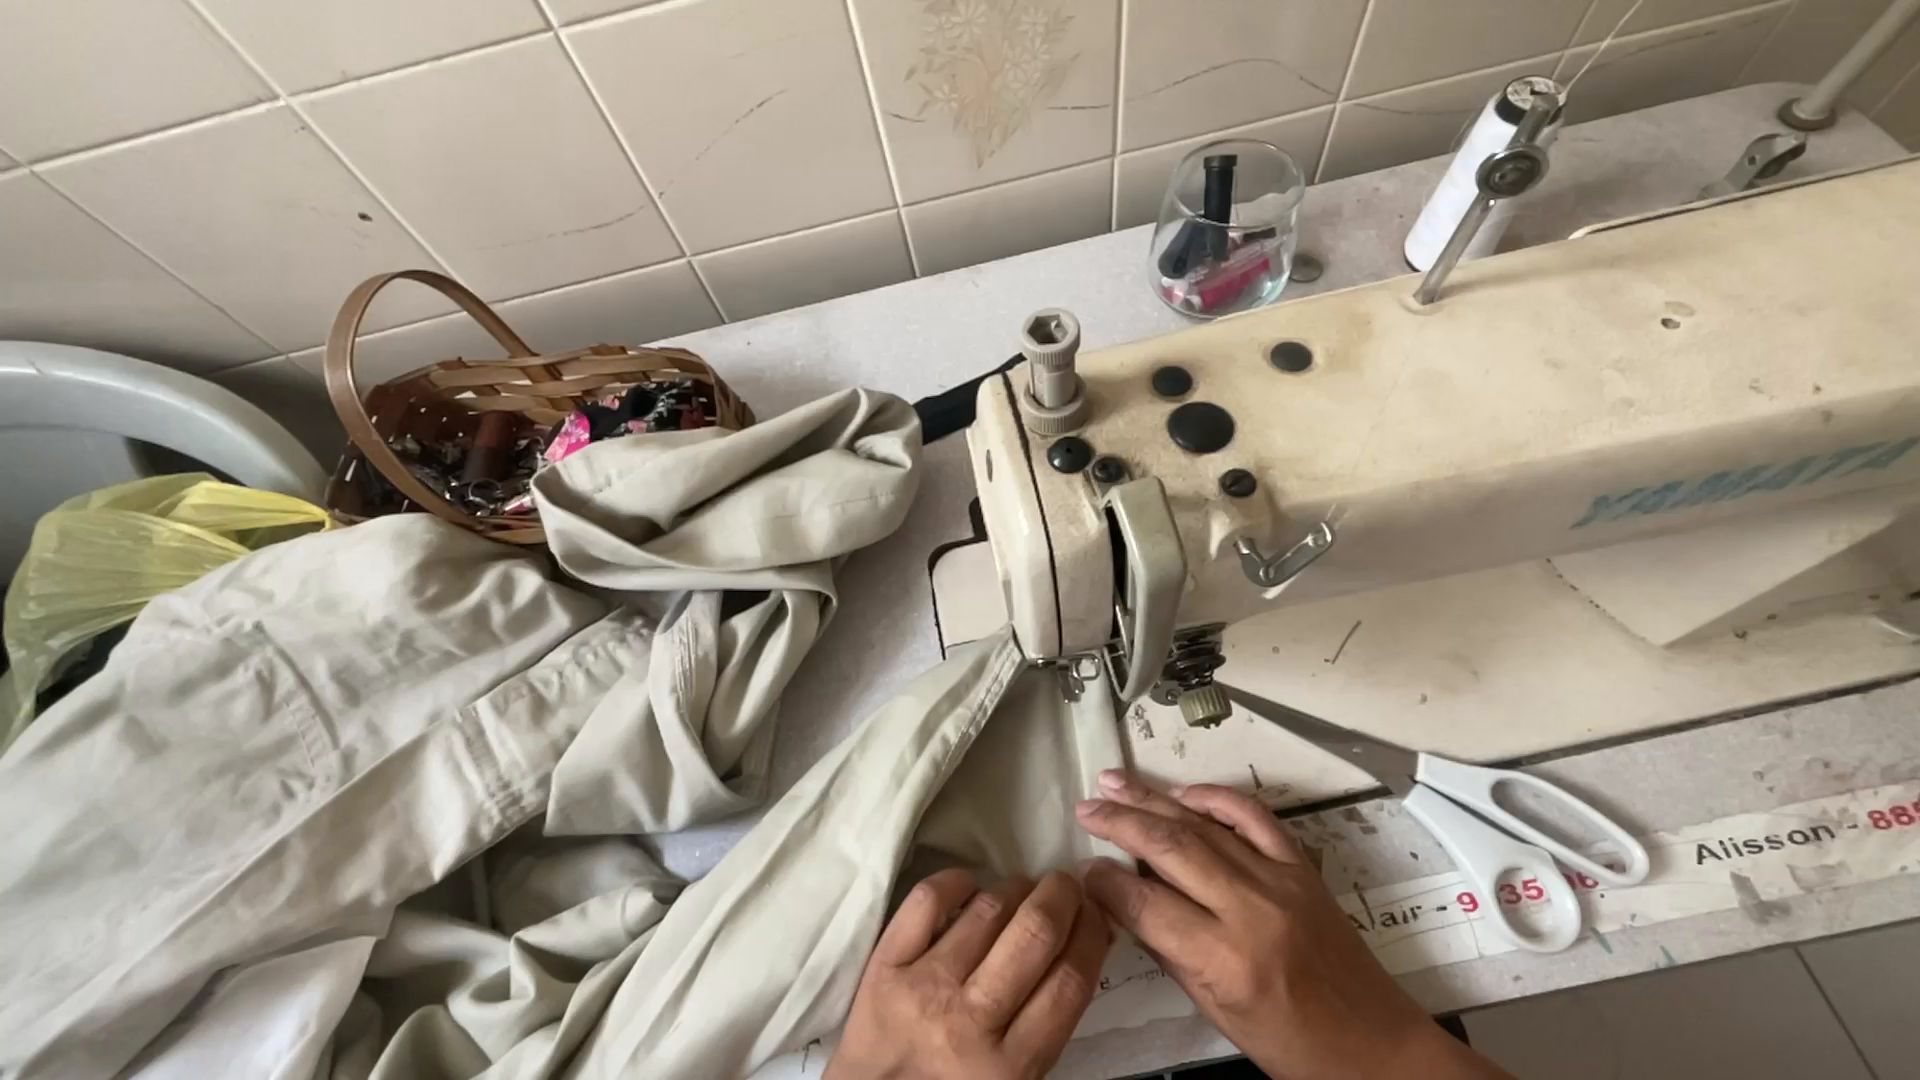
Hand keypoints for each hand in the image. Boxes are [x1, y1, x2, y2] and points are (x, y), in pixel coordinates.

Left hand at [827, 868, 1110, 1079]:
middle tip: (1067, 884)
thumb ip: (1046, 1023)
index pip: (1069, 983)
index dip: (1091, 934)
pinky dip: (955, 881)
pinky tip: (971, 883)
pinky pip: (926, 902)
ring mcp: (923, 988)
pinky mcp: (884, 965)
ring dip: (1014, 888)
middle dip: (1061, 896)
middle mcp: (970, 1023)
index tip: (1095, 912)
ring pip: (986, 911)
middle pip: (1033, 935)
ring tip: (1022, 889)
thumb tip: (1080, 945)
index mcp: (1010, 1068)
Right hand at [1077, 771, 1512, 1079]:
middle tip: (1085, 806)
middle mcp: (1251, 909)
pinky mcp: (1301, 866)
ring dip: (1152, 798)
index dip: (1105, 882)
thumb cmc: (1290, 1044)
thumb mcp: (1216, 1011)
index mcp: (1227, 960)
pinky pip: (1253, 816)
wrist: (1376, 1047)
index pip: (1146, 904)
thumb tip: (1122, 901)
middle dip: (1119, 821)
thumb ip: (1168, 949)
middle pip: (1170, 847)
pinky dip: (1214, 796)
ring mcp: (1280, 879)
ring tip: (1113, 780)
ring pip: (1203, 824)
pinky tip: (1182, 790)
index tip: (1082, 869)